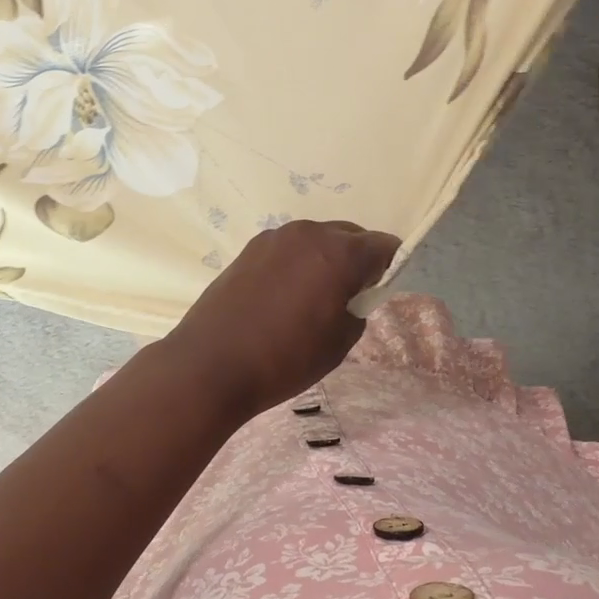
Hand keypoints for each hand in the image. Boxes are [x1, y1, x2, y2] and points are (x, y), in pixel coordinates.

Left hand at [162, 220, 399, 416]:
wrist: (210, 365)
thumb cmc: (284, 359)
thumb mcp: (339, 342)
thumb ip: (357, 308)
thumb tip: (351, 294)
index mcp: (338, 253)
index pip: (382, 246)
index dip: (387, 268)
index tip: (377, 292)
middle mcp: (307, 234)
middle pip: (348, 236)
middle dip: (355, 260)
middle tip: (347, 298)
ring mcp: (272, 239)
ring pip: (314, 241)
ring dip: (323, 260)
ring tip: (312, 299)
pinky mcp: (246, 251)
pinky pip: (286, 251)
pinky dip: (295, 265)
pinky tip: (283, 297)